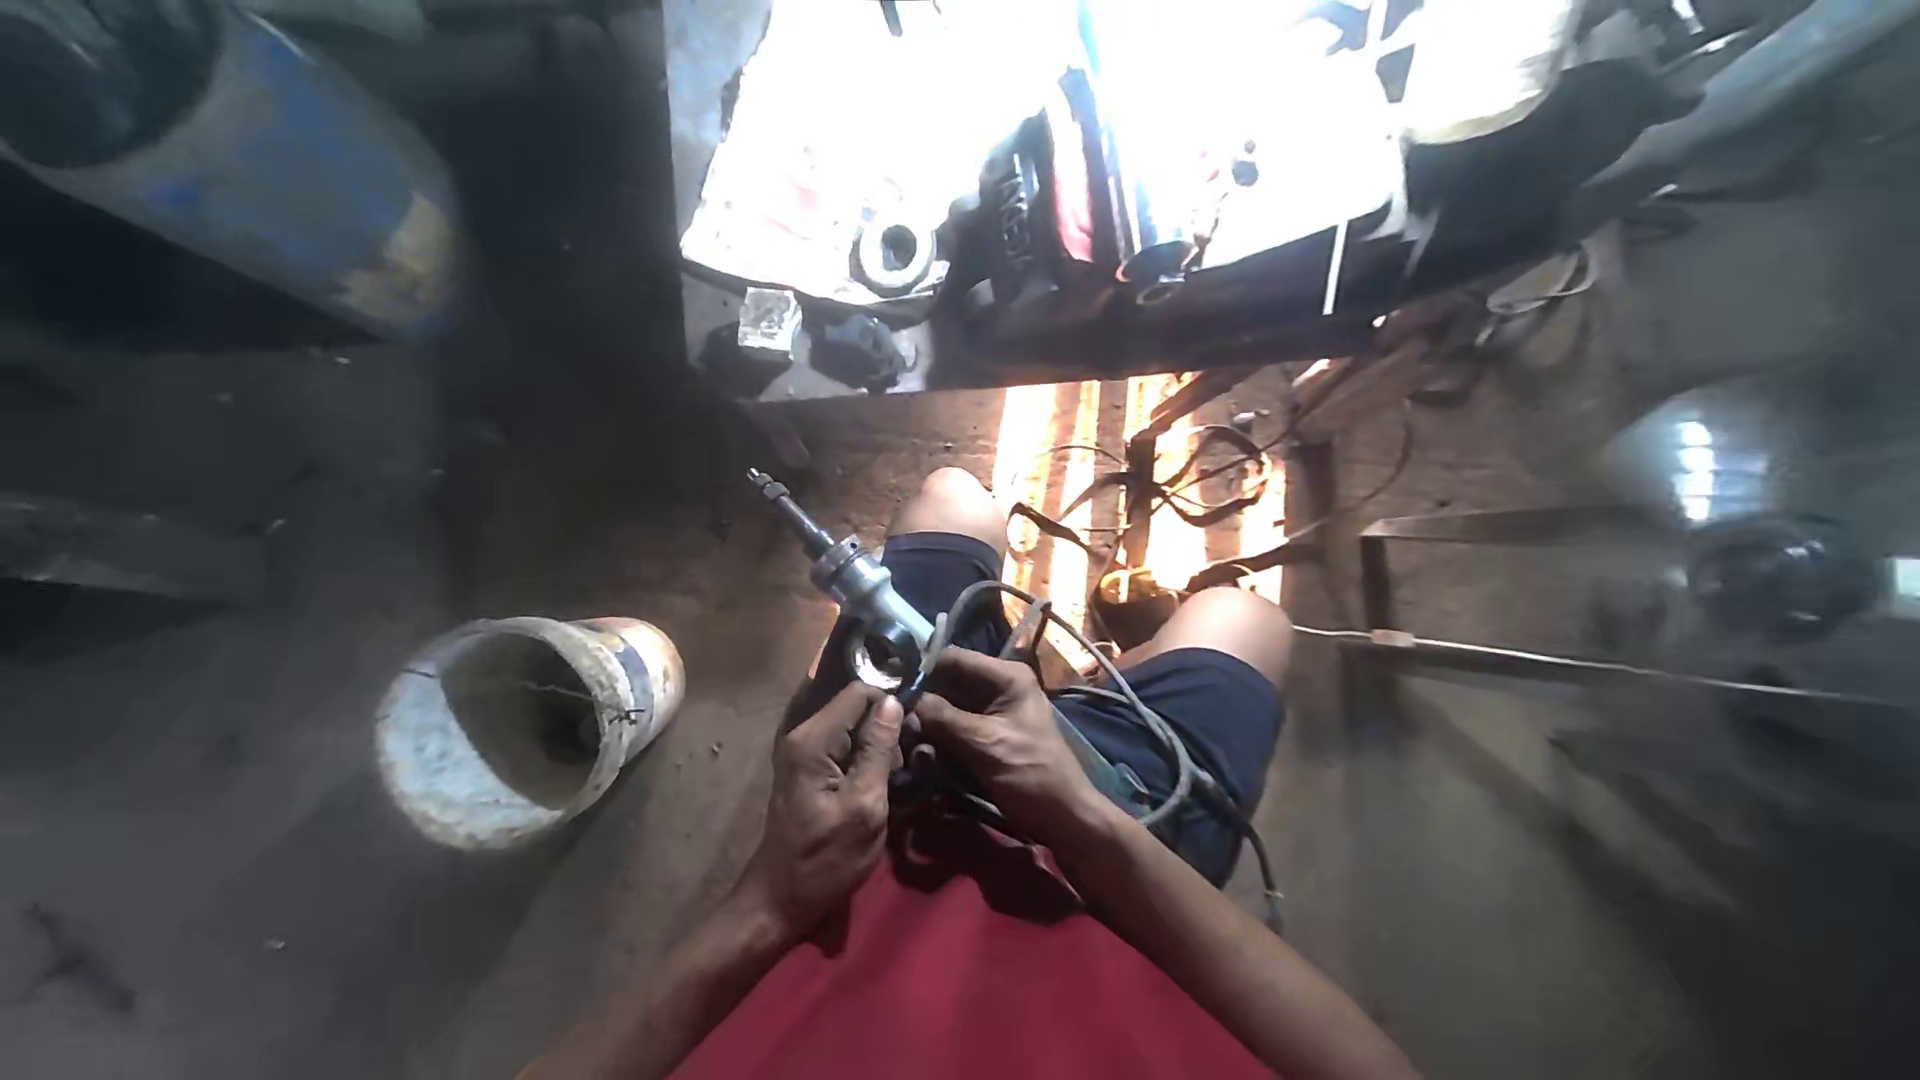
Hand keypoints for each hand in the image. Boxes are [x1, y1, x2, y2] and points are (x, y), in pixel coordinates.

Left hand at [736, 683, 902, 941]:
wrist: (781, 899)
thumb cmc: (826, 860)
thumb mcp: (864, 806)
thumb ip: (878, 750)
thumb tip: (893, 701)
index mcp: (813, 740)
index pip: (859, 692)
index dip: (890, 704)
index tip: (915, 731)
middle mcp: (801, 734)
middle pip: (854, 704)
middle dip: (885, 725)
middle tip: (905, 762)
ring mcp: (801, 748)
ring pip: (851, 723)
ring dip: (876, 742)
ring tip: (893, 775)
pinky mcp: (806, 764)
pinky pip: (842, 741)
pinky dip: (863, 752)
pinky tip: (876, 776)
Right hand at [912, 649, 1108, 848]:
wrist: (1063, 817)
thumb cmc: (1031, 774)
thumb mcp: (986, 743)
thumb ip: (944, 719)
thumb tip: (904, 703)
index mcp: (1006, 676)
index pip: (953, 658)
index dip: (922, 671)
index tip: (893, 691)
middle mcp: (996, 687)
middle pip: (946, 685)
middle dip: (922, 708)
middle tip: (902, 731)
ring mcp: (990, 713)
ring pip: (945, 710)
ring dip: (928, 730)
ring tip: (915, 753)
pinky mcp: (984, 736)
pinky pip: (952, 731)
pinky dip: (938, 743)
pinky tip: (926, 761)